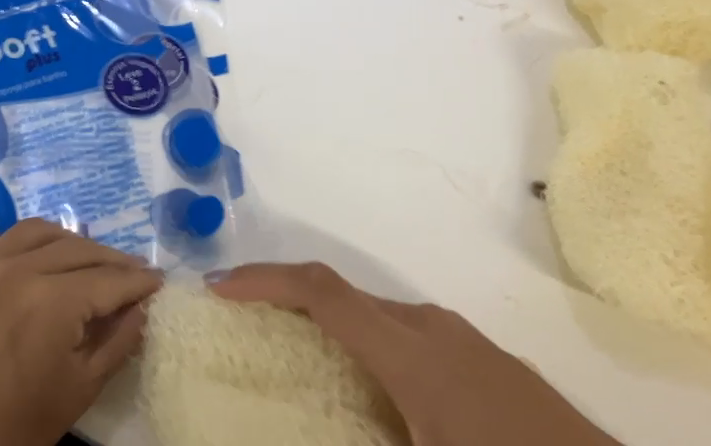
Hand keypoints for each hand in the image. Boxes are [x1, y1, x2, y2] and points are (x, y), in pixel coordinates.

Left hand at [0, 220, 163, 445]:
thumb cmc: (17, 426)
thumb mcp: (81, 388)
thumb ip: (117, 340)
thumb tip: (142, 306)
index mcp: (49, 302)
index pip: (108, 279)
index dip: (139, 280)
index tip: (159, 280)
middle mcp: (12, 270)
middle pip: (75, 248)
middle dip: (111, 259)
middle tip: (133, 272)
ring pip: (34, 233)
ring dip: (69, 242)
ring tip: (90, 261)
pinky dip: (25, 254)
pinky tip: (37, 273)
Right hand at [209, 263, 620, 445]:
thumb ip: (351, 443)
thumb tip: (293, 432)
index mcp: (412, 354)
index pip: (321, 291)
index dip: (262, 280)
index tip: (216, 290)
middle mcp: (435, 331)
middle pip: (344, 295)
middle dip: (287, 298)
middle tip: (245, 323)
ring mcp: (470, 343)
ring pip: (381, 316)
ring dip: (332, 324)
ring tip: (303, 357)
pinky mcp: (494, 364)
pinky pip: (413, 336)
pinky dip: (374, 344)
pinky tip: (379, 391)